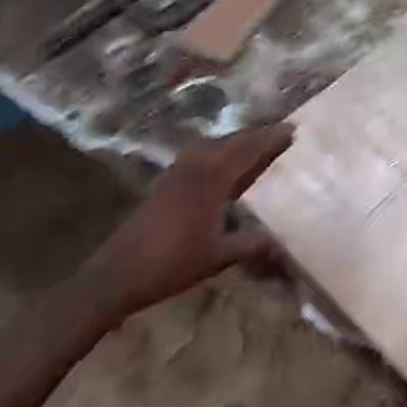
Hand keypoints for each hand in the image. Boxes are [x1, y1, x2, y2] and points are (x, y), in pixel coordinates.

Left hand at [70, 122, 293, 328]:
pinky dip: (215, 152)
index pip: (247, 150)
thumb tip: (281, 242)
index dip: (270, 138)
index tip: (293, 127)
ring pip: (210, 146)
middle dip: (255, 134)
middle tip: (279, 131)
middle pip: (229, 142)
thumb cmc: (171, 264)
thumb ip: (252, 244)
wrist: (113, 278)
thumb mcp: (219, 257)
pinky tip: (219, 163)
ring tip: (254, 142)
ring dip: (234, 141)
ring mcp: (174, 176)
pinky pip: (196, 157)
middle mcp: (193, 170)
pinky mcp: (162, 186)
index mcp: (210, 181)